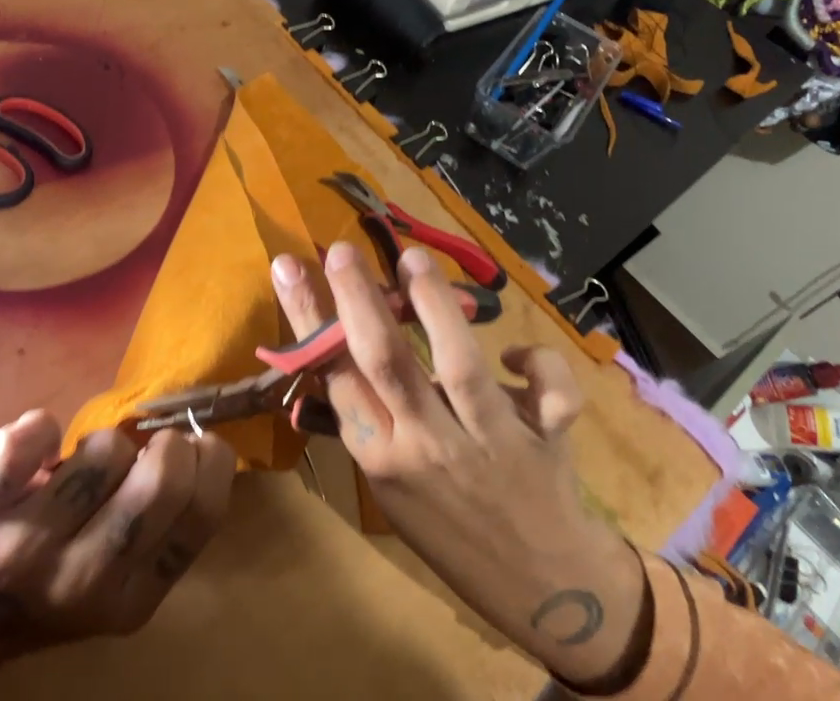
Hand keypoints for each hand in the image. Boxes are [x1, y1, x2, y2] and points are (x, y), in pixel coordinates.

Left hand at [0, 413, 236, 699]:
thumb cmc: (50, 582)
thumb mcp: (119, 582)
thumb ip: (161, 529)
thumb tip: (200, 444)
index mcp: (130, 600)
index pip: (199, 516)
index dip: (210, 462)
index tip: (197, 446)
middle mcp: (82, 580)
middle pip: (160, 481)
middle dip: (165, 445)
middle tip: (146, 447)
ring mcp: (26, 545)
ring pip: (103, 451)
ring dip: (99, 443)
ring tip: (79, 466)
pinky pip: (35, 433)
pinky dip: (41, 427)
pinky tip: (37, 450)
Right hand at [270, 243, 653, 692]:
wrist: (542, 589)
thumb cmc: (454, 535)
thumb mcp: (393, 493)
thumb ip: (372, 425)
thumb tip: (338, 358)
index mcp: (383, 458)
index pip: (335, 375)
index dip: (309, 317)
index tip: (289, 266)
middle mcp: (429, 446)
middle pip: (387, 361)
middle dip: (359, 300)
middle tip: (343, 250)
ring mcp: (490, 444)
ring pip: (459, 364)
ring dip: (435, 307)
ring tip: (413, 262)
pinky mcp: (546, 443)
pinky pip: (549, 395)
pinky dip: (537, 366)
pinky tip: (514, 354)